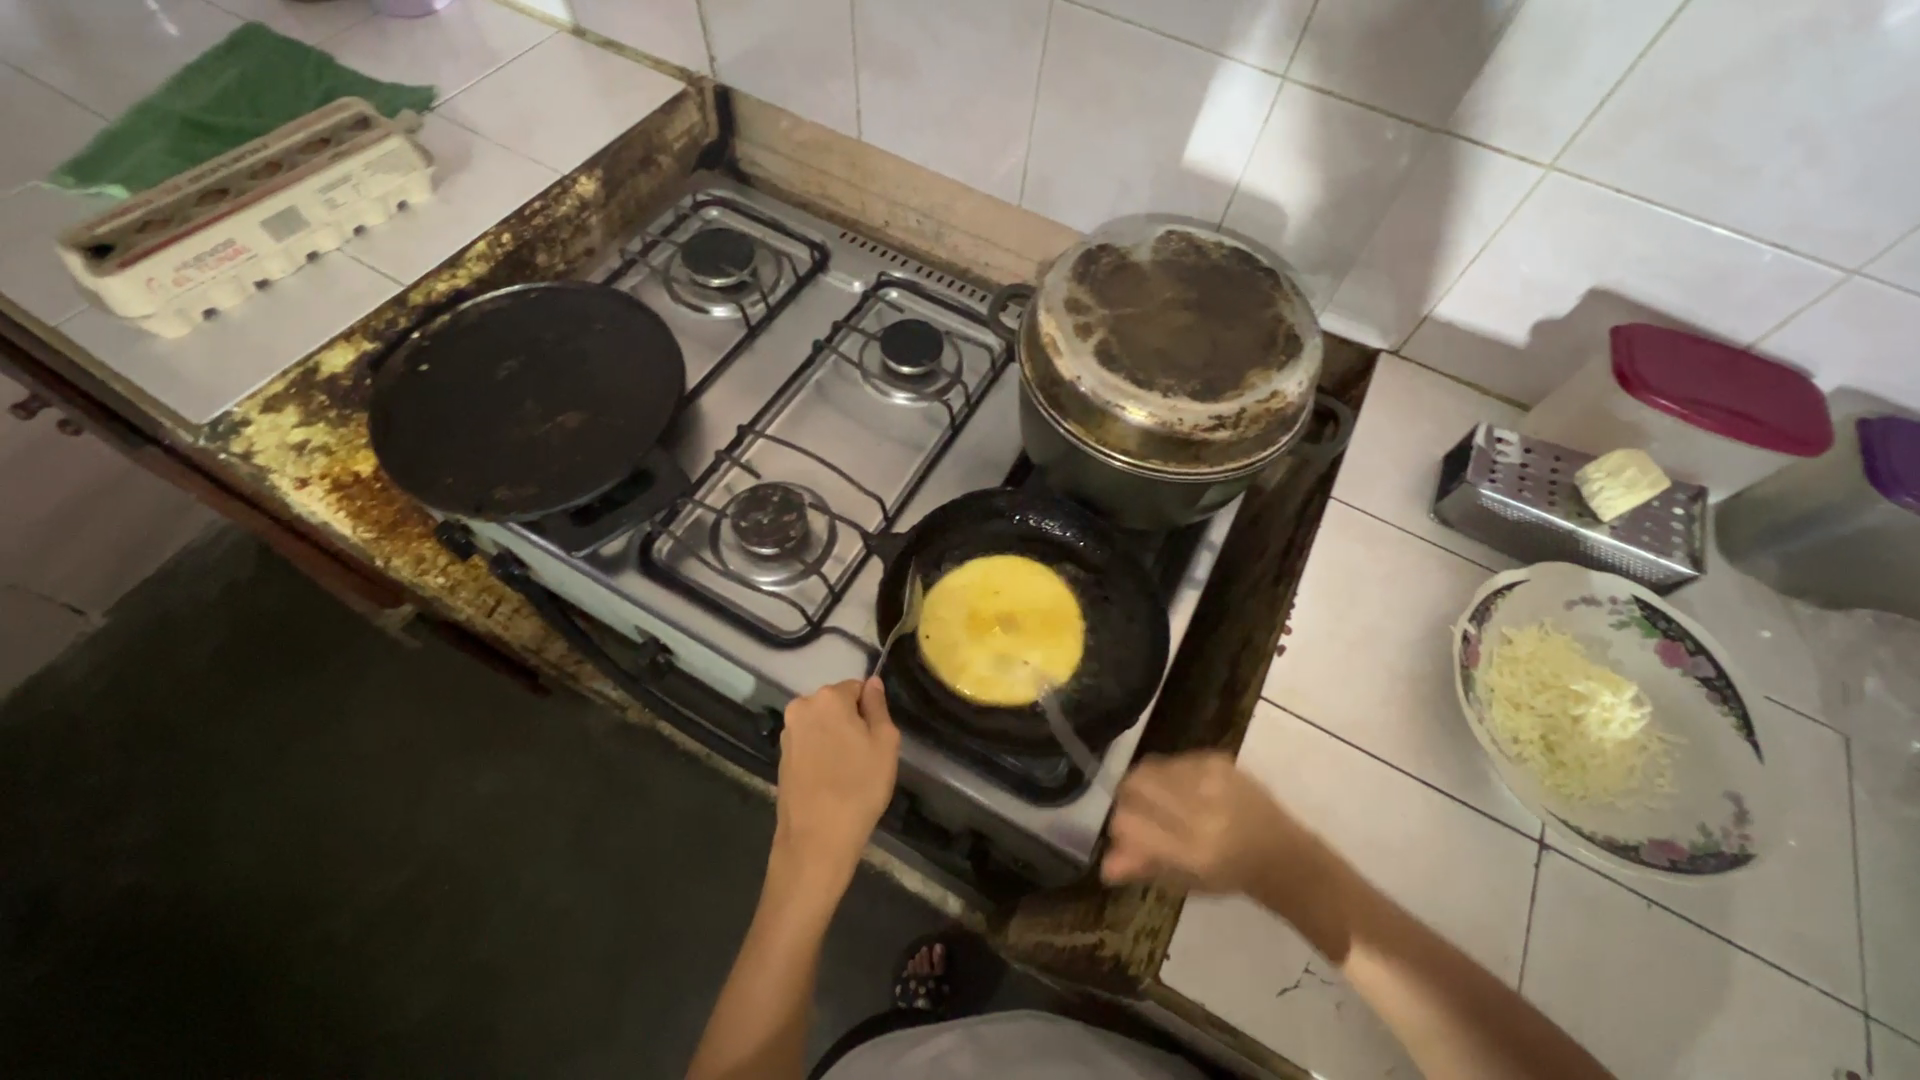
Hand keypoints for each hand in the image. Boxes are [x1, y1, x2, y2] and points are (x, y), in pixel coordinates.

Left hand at [771, 678, 900, 895]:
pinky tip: (831, 781)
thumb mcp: (885, 743)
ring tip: (848, 772)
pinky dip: (821, 755)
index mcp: (827, 698)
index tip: (876, 739)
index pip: (857, 688)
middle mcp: (801, 708)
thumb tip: (872, 683)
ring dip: (835, 739)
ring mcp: (787, 734)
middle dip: (851, 722)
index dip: (871, 711)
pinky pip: (809, 745)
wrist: (817, 838)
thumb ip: (878, 707)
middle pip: (836, 705)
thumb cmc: (859, 786)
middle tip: (865, 756)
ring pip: (822, 725)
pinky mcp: (781, 758)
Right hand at [1101, 751, 1319, 894]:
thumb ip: (1143, 867)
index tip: (1126, 835)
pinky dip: (1169, 773)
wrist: (1281, 853)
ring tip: (1162, 802)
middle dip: (1128, 798)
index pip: (1129, 823)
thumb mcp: (1184, 882)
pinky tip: (1183, 790)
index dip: (1120, 826)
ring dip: (1148, 784)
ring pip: (1150, 768)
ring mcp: (1211, 781)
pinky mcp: (1219, 761)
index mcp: (1192, 851)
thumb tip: (1104, 864)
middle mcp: (1201, 812)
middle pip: (1135, 785)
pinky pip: (1173, 759)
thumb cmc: (1229, 876)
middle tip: (1138, 812)